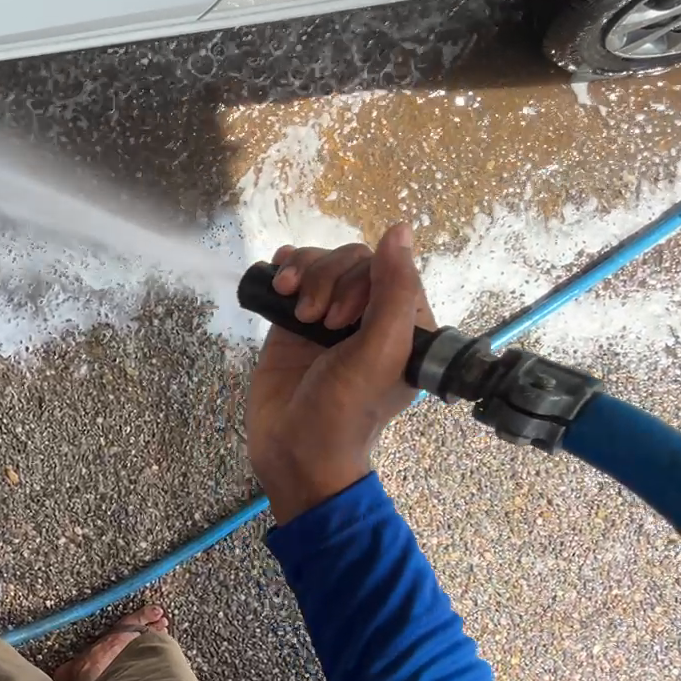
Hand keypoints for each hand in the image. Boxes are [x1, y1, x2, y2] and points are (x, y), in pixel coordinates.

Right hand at [246, 223, 436, 524]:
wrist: (293, 451)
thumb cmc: (344, 411)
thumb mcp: (380, 352)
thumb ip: (394, 291)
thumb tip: (398, 229)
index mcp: (402, 324)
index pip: (388, 268)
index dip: (360, 280)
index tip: (340, 321)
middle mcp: (367, 317)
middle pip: (351, 262)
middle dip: (328, 280)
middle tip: (316, 321)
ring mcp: (327, 320)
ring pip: (321, 266)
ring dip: (304, 274)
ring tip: (292, 304)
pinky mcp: (292, 327)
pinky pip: (293, 281)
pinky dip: (285, 270)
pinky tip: (278, 278)